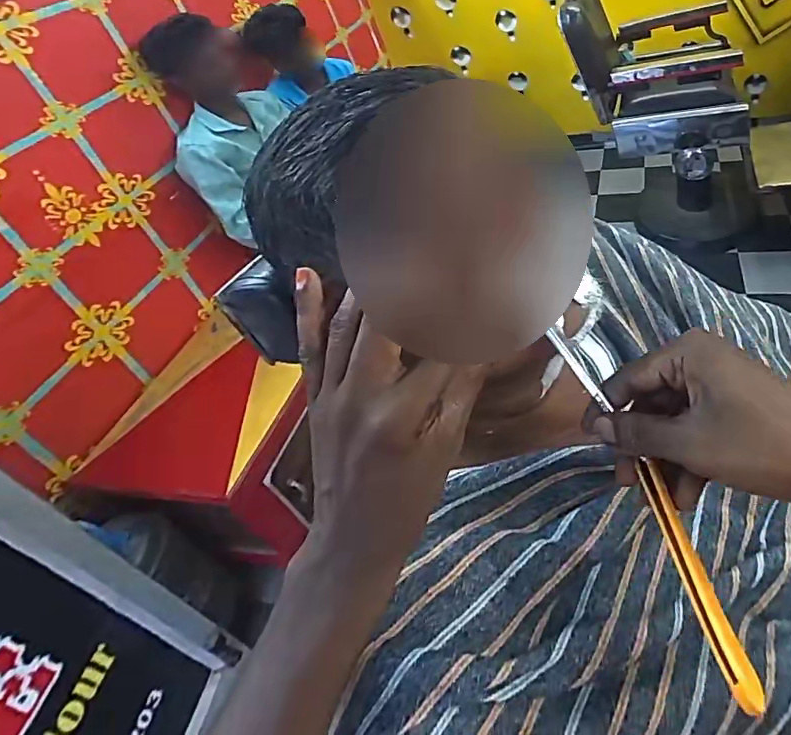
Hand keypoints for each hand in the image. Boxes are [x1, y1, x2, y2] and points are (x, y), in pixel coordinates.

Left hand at [294, 269, 484, 577]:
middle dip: (410, 285)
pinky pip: (310, 346)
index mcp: (401, 412)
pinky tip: (308, 274)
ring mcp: (331, 392)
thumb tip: (482, 340)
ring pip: (347, 325)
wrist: (352, 539)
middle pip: (385, 323)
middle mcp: (362, 393)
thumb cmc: (408, 498)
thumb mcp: (445, 448)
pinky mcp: (313, 395)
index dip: (459, 313)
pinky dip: (308, 309)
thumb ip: (461, 389)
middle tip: (430, 252)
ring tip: (388, 252)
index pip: (437, 346)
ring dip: (368, 285)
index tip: (475, 281)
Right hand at [586, 328, 790, 513]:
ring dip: (666, 459)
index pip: (630, 377)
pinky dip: (691, 459)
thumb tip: (598, 427)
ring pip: (676, 420)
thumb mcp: (691, 443)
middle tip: (627, 482)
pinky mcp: (738, 408)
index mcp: (688, 352)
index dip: (608, 411)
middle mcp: (702, 359)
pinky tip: (689, 496)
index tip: (590, 444)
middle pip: (652, 402)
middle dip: (641, 445)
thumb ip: (639, 433)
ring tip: (663, 500)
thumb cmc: (759, 445)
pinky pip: (700, 428)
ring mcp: (722, 384)